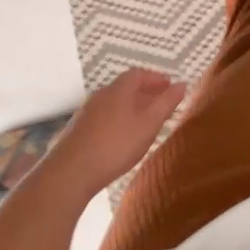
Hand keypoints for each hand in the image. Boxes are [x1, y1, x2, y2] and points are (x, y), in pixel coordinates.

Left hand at [41, 68, 186, 197]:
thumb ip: (167, 103)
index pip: (138, 74)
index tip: (169, 87)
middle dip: (143, 94)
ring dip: (129, 109)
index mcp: (118, 89)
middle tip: (159, 106)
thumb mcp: (149, 124)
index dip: (155, 78)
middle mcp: (100, 97)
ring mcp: (84, 116)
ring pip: (112, 105)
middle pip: (124, 88)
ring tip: (142, 124)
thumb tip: (182, 84)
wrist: (67, 176)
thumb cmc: (114, 145)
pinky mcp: (74, 135)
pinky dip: (115, 122)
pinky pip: (101, 120)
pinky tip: (119, 140)